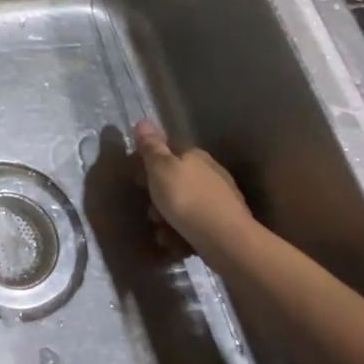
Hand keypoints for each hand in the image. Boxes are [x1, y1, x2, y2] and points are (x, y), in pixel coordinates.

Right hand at [131, 118, 253, 257]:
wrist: (226, 239)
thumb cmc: (186, 199)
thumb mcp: (160, 169)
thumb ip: (151, 147)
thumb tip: (144, 121)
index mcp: (195, 156)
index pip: (170, 150)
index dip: (150, 163)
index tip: (137, 179)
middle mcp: (210, 173)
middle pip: (176, 179)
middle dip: (159, 194)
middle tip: (149, 211)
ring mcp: (221, 198)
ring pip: (185, 203)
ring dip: (168, 217)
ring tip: (161, 233)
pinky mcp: (226, 223)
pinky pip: (197, 223)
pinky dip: (183, 231)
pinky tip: (175, 243)